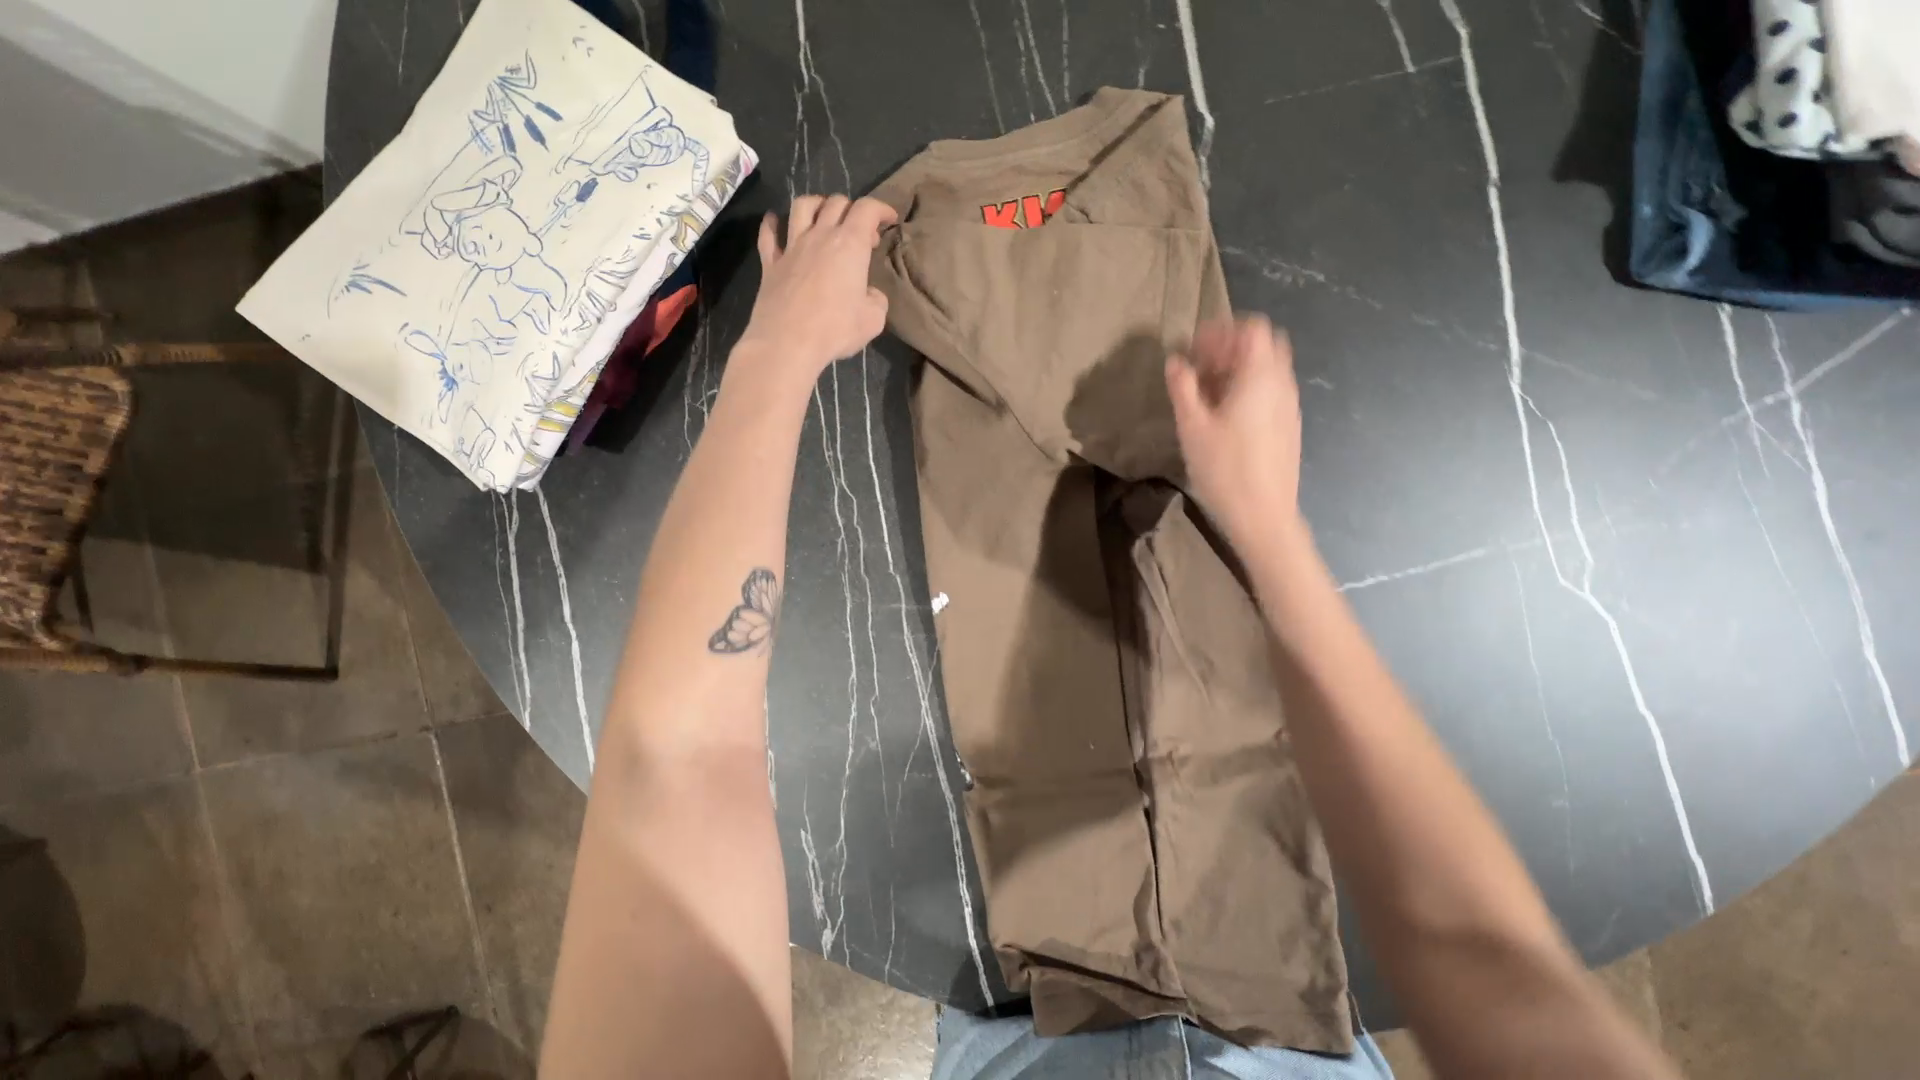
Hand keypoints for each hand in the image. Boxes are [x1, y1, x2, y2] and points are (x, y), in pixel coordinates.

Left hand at [735, 194, 896, 379]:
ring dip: (817, 204)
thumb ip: (876, 299)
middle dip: (853, 209)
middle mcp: (820, 236)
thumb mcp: (873, 319)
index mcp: (849, 244)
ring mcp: (791, 246)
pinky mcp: (770, 263)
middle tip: (861, 232)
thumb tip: (868, 294)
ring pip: (802, 206)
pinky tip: (775, 222)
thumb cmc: (835, 329)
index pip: (867, 209)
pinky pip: (768, 234)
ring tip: (823, 217)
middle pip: (836, 203)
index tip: (889, 219)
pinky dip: (772, 224)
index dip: (881, 209)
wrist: (787, 343)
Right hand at [1165, 315, 1304, 548]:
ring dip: (1239, 370)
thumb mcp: (1192, 428)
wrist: (1264, 516)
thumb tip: (1175, 362)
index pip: (1252, 328)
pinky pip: (1271, 391)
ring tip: (1208, 394)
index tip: (1196, 349)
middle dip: (1231, 347)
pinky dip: (1249, 389)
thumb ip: (1182, 388)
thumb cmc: (1225, 470)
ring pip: (1268, 369)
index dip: (1222, 330)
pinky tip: (1226, 417)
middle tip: (1202, 367)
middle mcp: (1282, 384)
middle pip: (1264, 344)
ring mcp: (1290, 406)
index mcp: (1260, 376)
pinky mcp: (1289, 426)